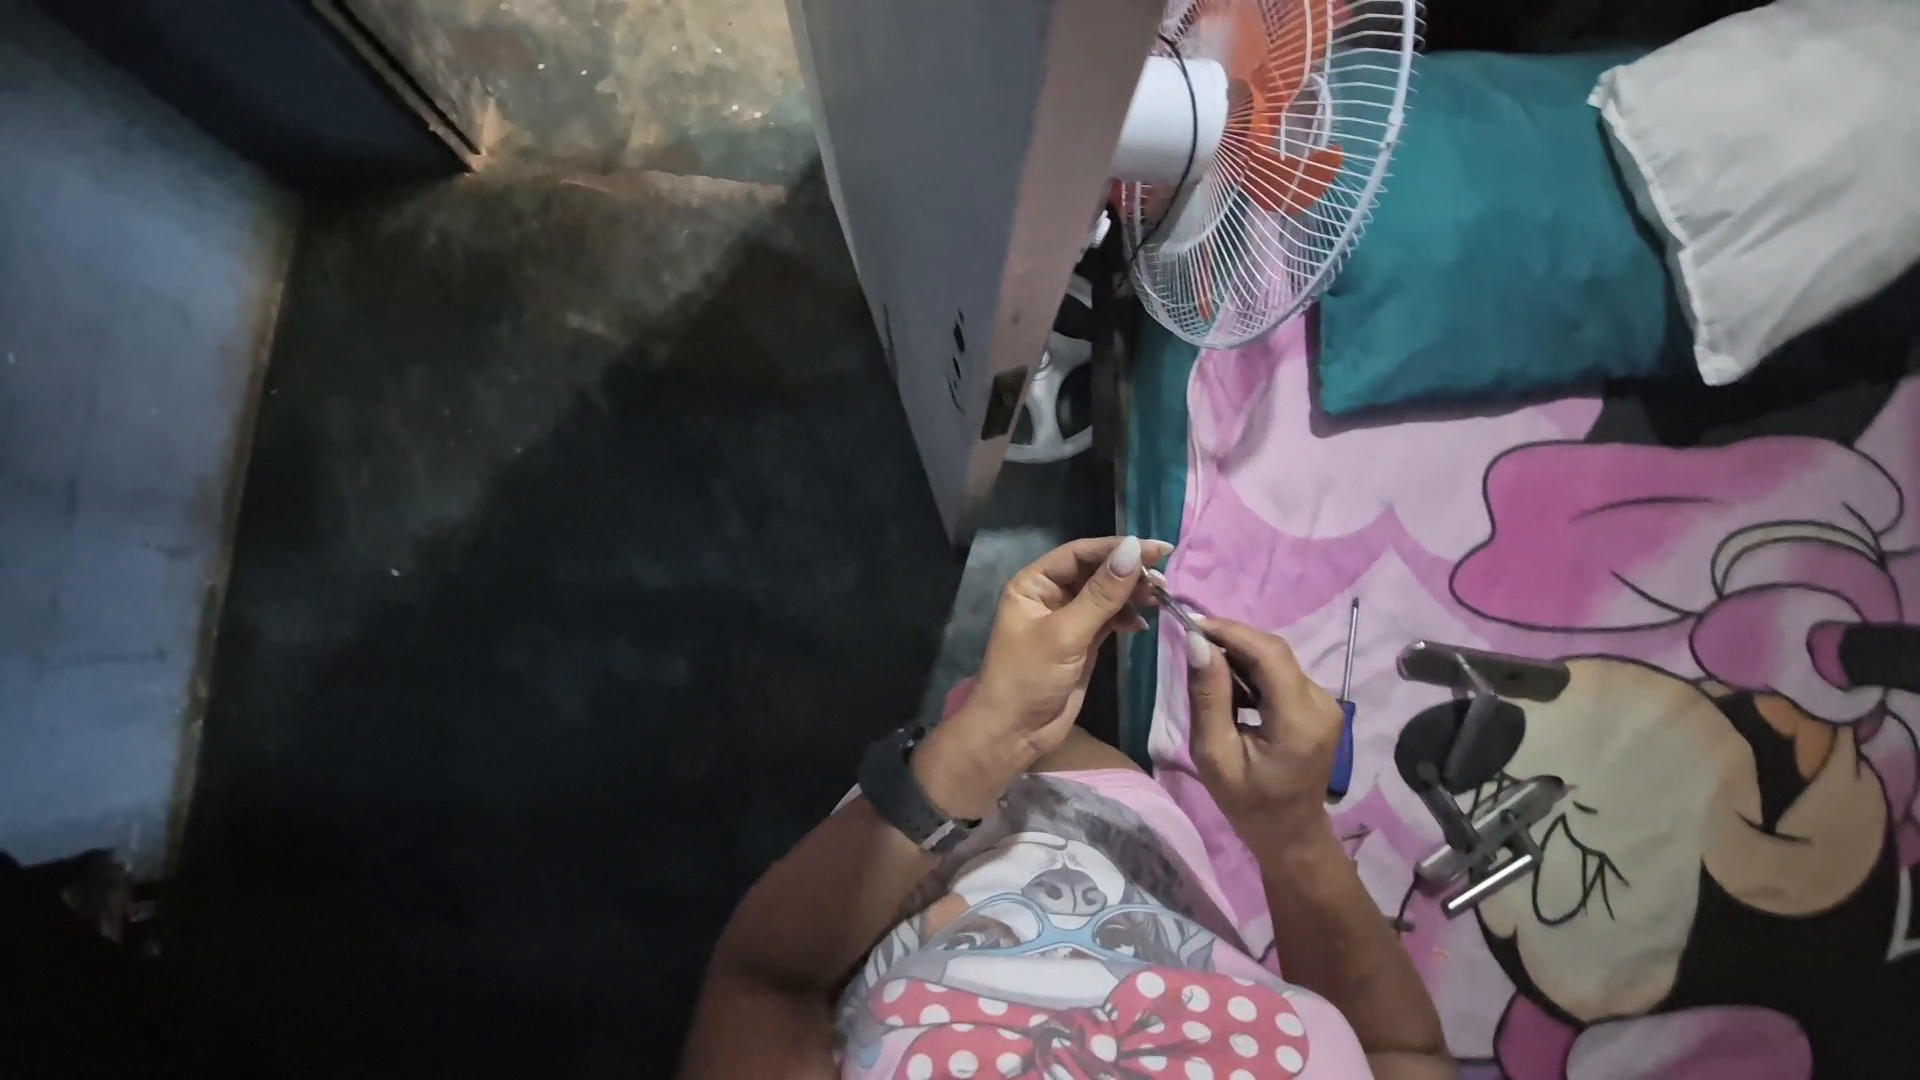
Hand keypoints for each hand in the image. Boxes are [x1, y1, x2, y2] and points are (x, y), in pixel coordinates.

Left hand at [913, 535, 1169, 818]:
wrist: (1015, 733)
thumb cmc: (1029, 678)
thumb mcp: (1066, 634)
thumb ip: (1101, 594)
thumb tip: (1132, 550)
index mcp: (1033, 583)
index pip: (1080, 553)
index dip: (1117, 548)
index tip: (1157, 550)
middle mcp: (1049, 594)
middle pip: (1095, 571)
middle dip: (1128, 572)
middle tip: (1163, 579)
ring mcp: (1067, 619)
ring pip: (1105, 594)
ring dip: (1131, 595)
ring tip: (1158, 600)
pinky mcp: (1082, 642)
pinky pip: (1109, 618)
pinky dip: (1126, 618)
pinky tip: (1141, 625)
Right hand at [1186, 618, 1345, 849]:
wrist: (1288, 832)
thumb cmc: (1246, 801)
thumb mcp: (1214, 752)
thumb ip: (1208, 695)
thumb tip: (1197, 643)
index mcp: (1299, 720)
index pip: (1269, 653)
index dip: (1230, 631)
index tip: (1191, 625)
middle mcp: (1320, 703)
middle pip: (1274, 651)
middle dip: (1231, 639)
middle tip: (1192, 642)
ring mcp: (1324, 702)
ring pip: (1277, 658)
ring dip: (1239, 654)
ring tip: (1205, 666)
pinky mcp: (1318, 704)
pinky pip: (1281, 672)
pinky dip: (1251, 669)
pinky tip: (1229, 684)